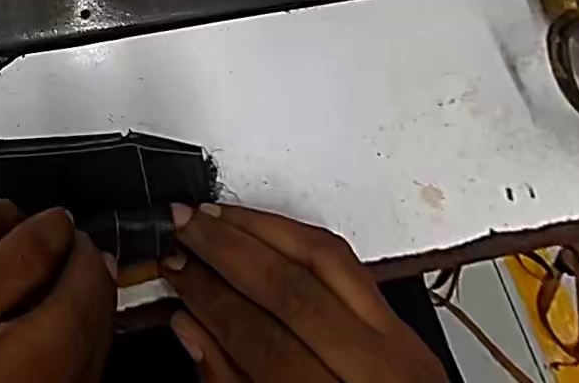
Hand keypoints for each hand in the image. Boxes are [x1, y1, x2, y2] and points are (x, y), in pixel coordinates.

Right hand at [163, 203, 446, 382]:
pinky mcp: (404, 323)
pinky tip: (257, 223)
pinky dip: (293, 232)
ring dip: (255, 226)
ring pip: (321, 256)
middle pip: (290, 290)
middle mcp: (380, 376)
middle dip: (224, 248)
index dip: (209, 298)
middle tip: (181, 223)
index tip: (174, 268)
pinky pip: (344, 257)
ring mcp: (401, 345)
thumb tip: (189, 324)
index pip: (264, 343)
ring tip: (210, 213)